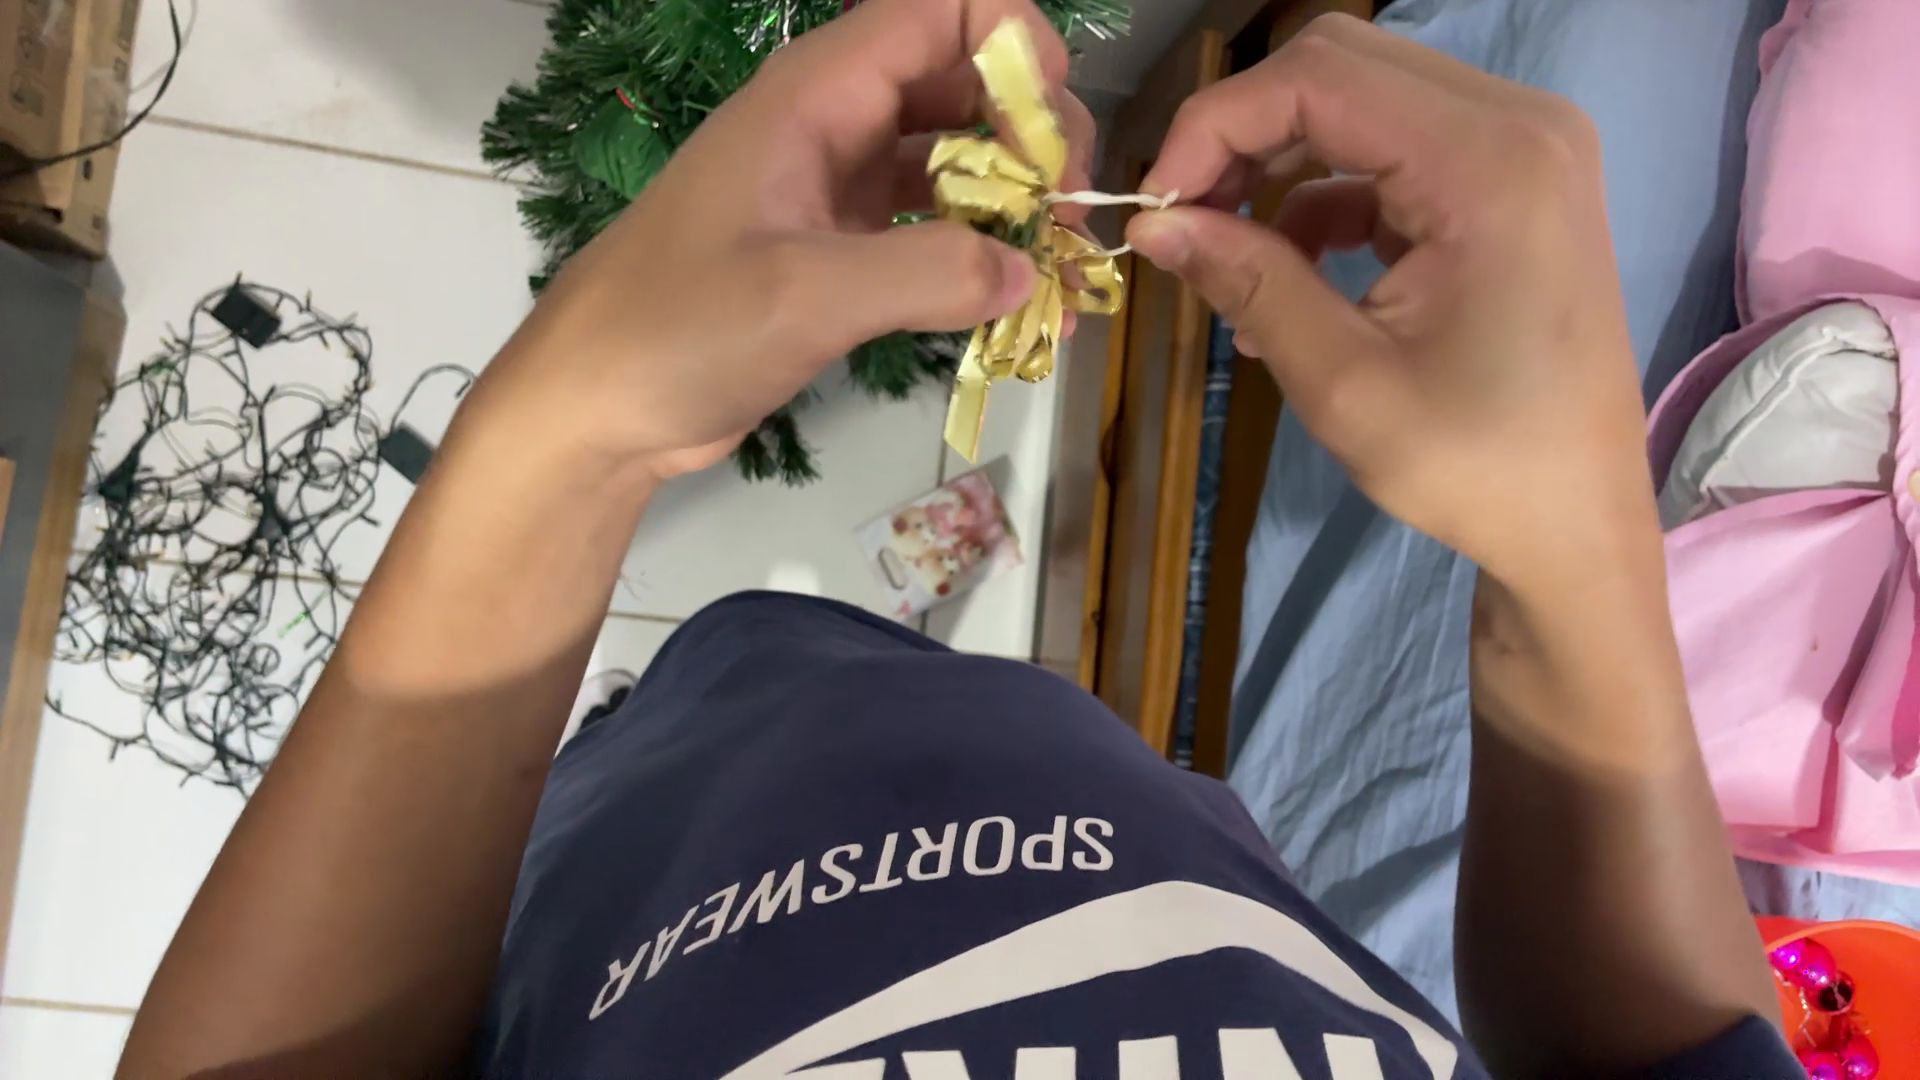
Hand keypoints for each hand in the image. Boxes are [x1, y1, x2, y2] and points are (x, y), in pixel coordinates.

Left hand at [476, 0, 1093, 482]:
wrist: (604, 405)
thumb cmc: (682, 328)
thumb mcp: (805, 292)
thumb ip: (925, 273)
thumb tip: (1027, 273)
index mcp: (813, 99)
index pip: (933, 16)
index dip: (1010, 44)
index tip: (1057, 127)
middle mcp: (828, 134)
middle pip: (953, 93)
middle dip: (1025, 139)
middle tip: (1068, 217)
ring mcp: (831, 203)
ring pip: (942, 174)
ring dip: (1004, 210)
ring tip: (1055, 268)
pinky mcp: (833, 266)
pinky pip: (920, 243)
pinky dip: (967, 265)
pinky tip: (1004, 303)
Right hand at [1127, 15, 1655, 594]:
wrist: (1568, 515)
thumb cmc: (1465, 463)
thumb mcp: (1339, 379)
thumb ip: (1247, 282)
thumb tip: (1151, 225)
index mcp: (1487, 164)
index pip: (1316, 80)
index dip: (1211, 129)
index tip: (1153, 208)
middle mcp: (1516, 125)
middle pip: (1336, 69)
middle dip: (1237, 138)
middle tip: (1181, 224)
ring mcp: (1517, 150)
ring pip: (1355, 105)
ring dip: (1272, 170)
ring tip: (1228, 262)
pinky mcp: (1502, 187)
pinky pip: (1383, 158)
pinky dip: (1315, 204)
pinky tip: (1287, 281)